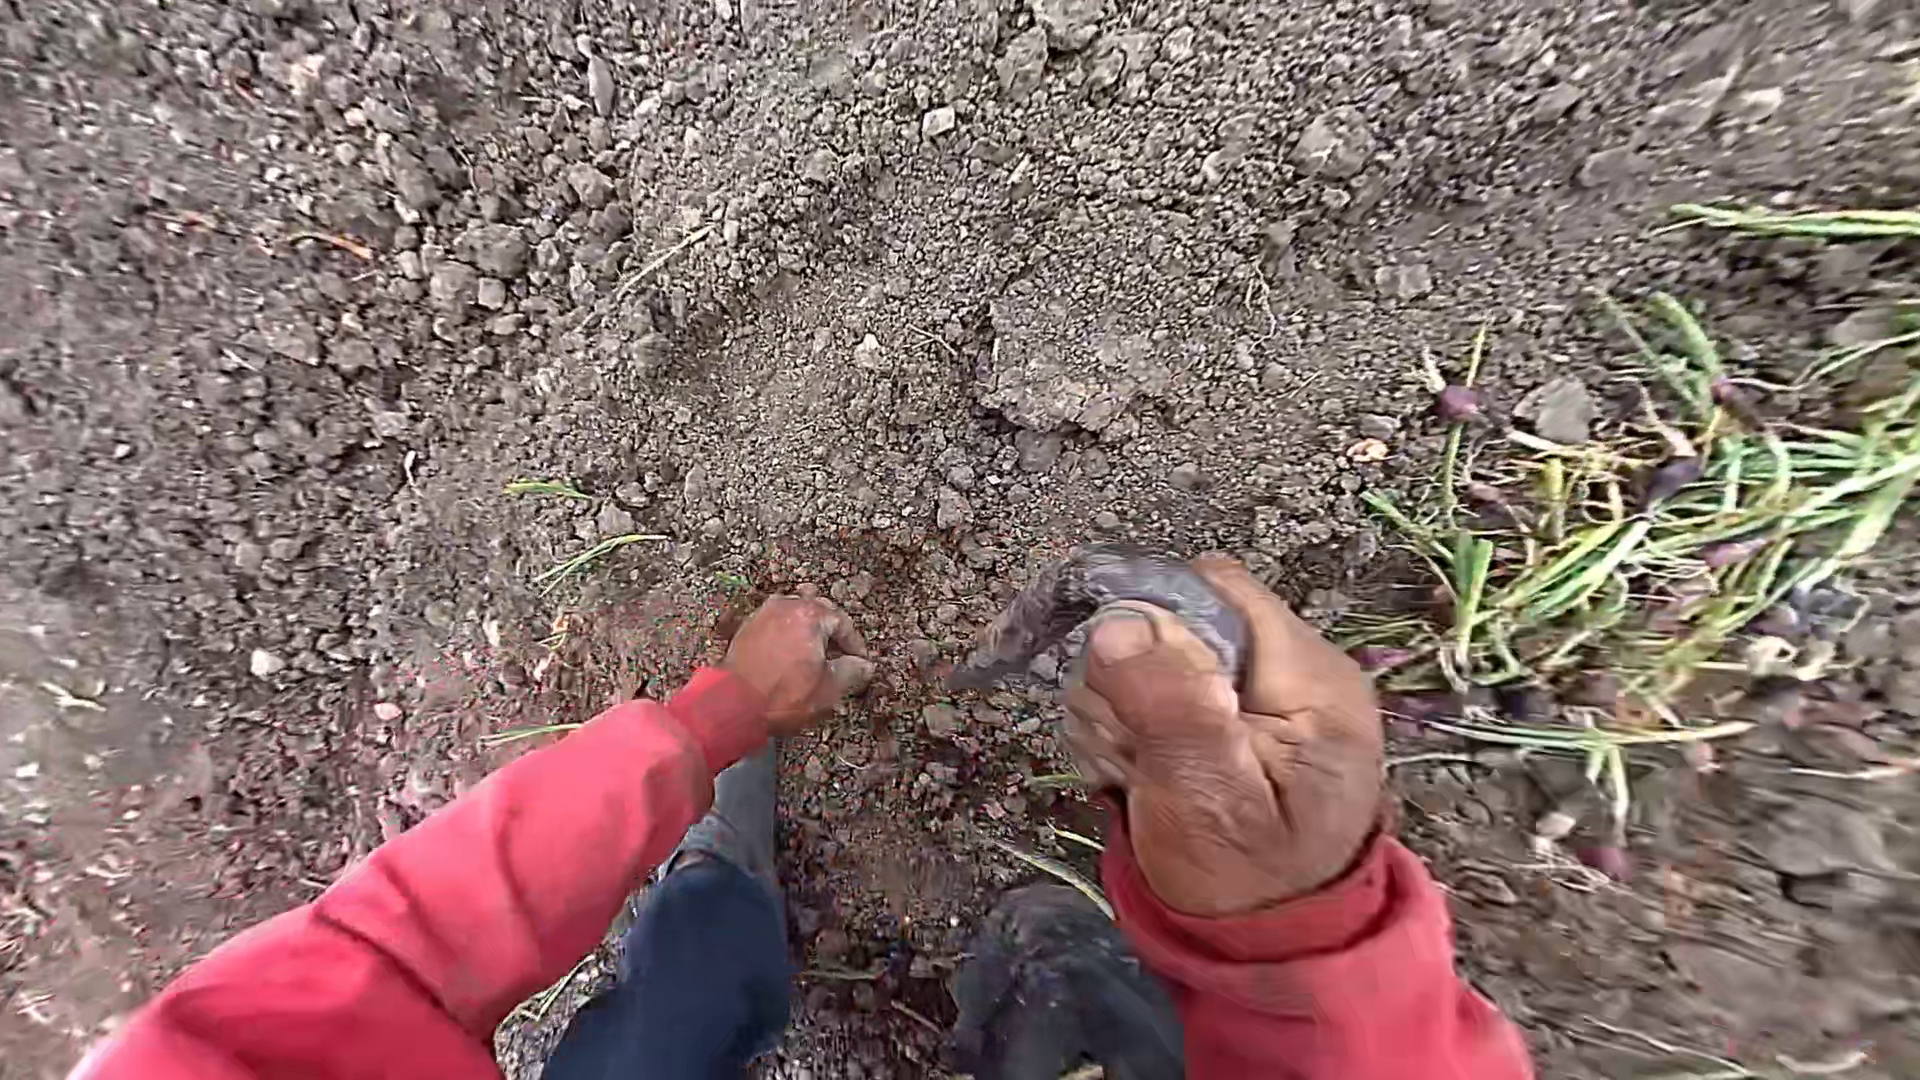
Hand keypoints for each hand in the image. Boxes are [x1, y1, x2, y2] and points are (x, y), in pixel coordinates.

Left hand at [723, 592, 874, 734]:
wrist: (731, 707)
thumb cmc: (781, 696)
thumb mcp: (829, 688)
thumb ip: (852, 671)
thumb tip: (864, 665)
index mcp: (810, 615)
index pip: (843, 623)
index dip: (855, 644)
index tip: (860, 660)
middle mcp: (786, 607)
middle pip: (819, 610)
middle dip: (832, 630)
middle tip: (840, 653)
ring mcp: (764, 615)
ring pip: (795, 611)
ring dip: (808, 625)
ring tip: (815, 648)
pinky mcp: (747, 628)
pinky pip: (775, 621)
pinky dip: (787, 631)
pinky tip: (789, 650)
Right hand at [1063, 556, 1381, 915]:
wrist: (1250, 941)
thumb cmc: (1243, 876)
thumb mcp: (1209, 796)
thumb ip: (1170, 707)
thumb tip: (1116, 623)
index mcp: (1305, 673)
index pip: (1213, 587)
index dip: (1158, 617)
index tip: (1129, 678)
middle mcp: (1271, 665)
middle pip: (1164, 618)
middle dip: (1127, 678)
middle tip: (1135, 747)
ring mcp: (1233, 686)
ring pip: (1133, 653)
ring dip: (1112, 707)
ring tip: (1135, 766)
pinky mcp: (1200, 707)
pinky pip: (1127, 685)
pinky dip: (1112, 723)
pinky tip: (1130, 766)